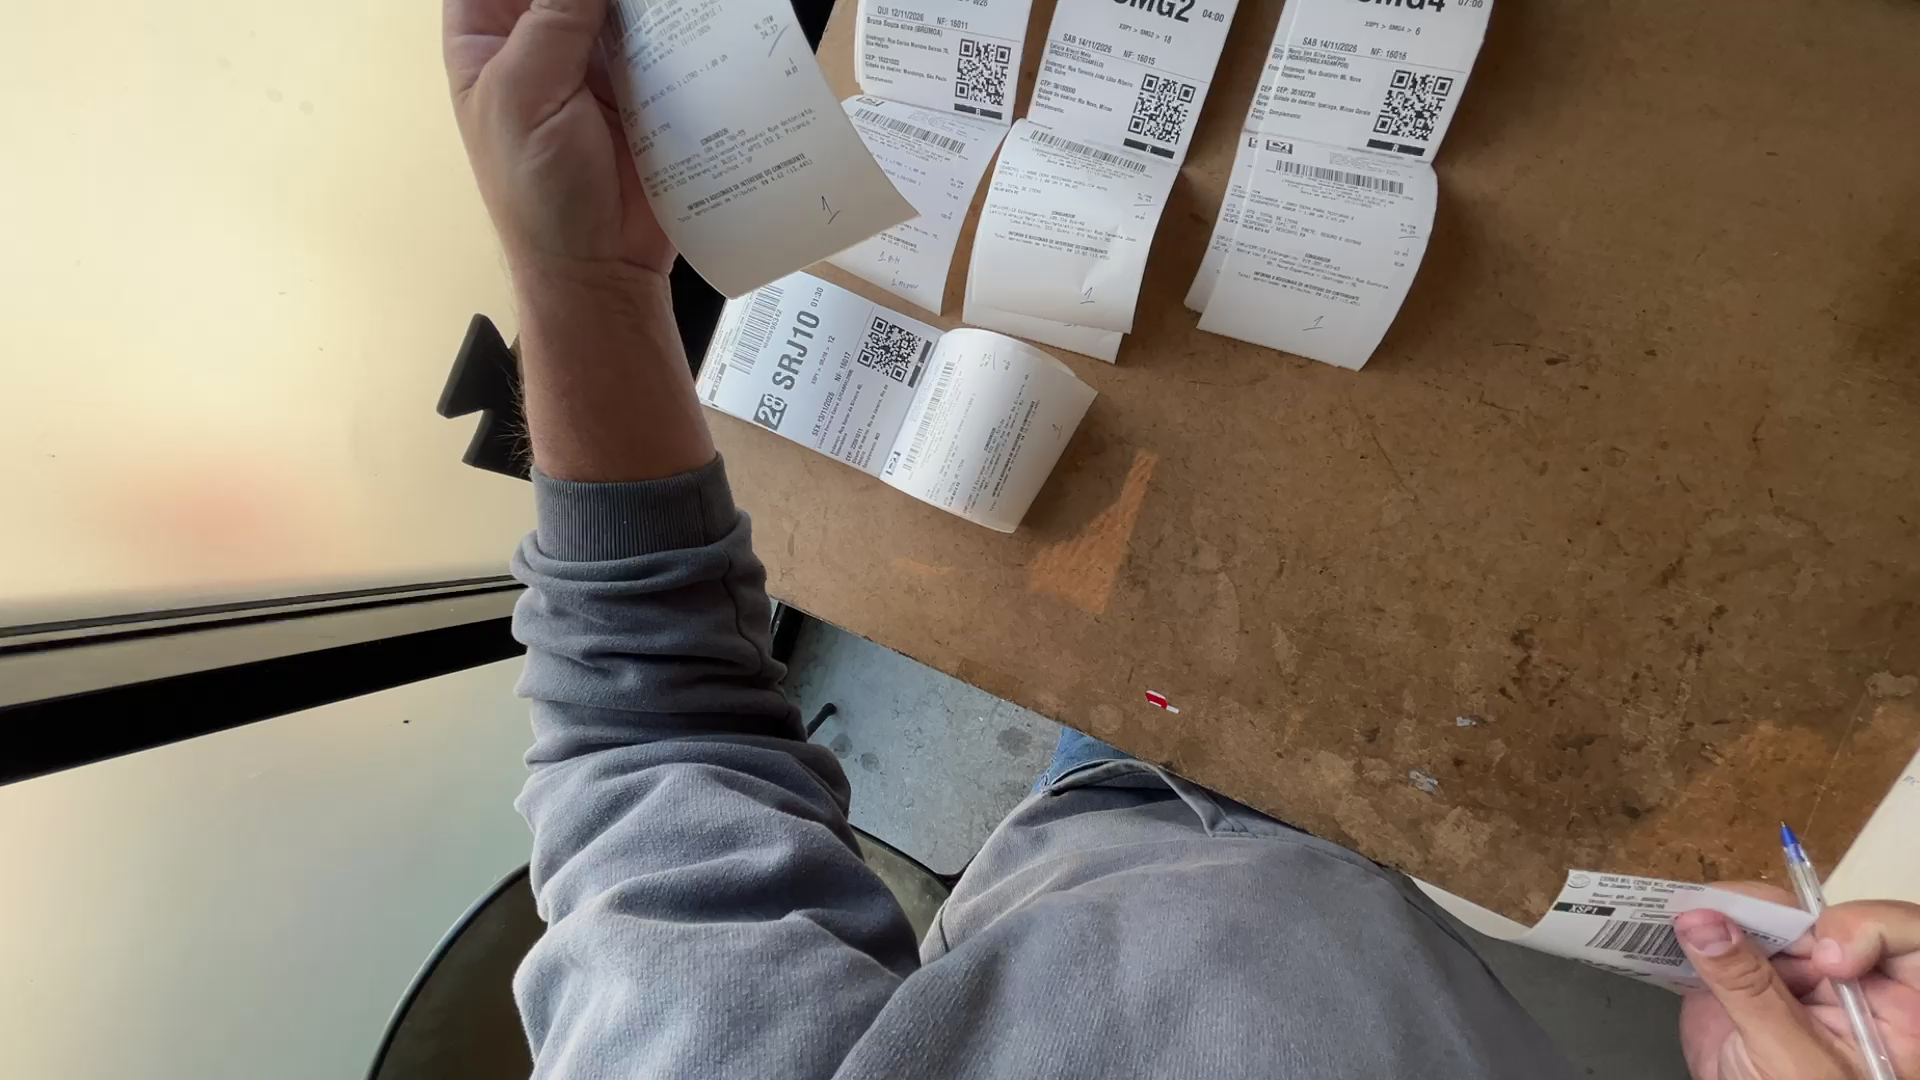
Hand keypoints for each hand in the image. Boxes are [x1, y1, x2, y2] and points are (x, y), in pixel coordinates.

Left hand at [443, 0, 672, 275]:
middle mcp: (544, 46)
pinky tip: (692, 31)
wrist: (603, 268)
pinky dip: (677, 43)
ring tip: (673, 10)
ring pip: (622, 14)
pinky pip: (663, 57)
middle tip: (633, 5)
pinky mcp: (646, 103)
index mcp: (490, 36)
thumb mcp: (527, 91)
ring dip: (645, 12)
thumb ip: (554, 18)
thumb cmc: (542, 193)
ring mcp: (599, 75)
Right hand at [1677, 885, 1919, 1078]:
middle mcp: (1842, 980)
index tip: (1825, 958)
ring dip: (1712, 910)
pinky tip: (1660, 927)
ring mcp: (1786, 973)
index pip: (1903, 942)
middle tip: (1706, 918)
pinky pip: (1716, 929)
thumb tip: (1702, 920)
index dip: (1867, 928)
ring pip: (1756, 915)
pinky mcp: (1735, 968)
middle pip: (1813, 917)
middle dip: (1760, 911)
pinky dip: (1685, 921)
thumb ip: (1751, 991)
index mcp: (1889, 1007)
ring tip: (1674, 921)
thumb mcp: (1787, 1058)